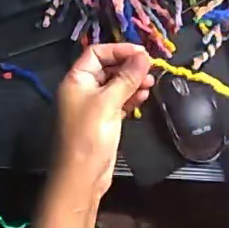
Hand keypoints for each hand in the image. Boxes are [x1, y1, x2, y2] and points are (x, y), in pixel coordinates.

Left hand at [54, 43, 154, 195]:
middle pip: (107, 67)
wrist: (81, 177)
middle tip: (151, 68)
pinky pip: (119, 100)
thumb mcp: (108, 103)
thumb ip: (126, 78)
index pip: (97, 53)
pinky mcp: (104, 119)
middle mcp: (83, 89)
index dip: (119, 50)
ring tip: (152, 82)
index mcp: (76, 79)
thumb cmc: (89, 136)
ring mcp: (94, 105)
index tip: (142, 53)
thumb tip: (144, 56)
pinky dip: (132, 96)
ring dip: (133, 81)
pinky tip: (145, 95)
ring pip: (116, 84)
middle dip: (129, 66)